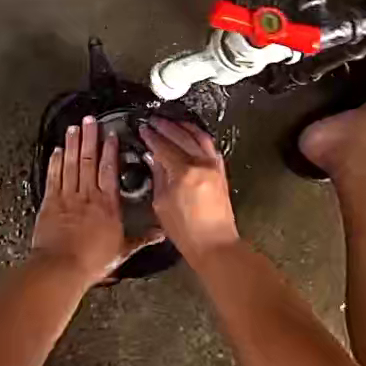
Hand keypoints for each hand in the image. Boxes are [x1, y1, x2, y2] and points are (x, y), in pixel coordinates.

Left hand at [32, 116, 159, 282]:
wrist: (61, 268)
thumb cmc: (91, 261)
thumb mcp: (122, 251)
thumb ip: (142, 239)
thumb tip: (160, 234)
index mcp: (107, 205)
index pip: (110, 170)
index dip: (110, 150)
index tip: (111, 134)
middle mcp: (87, 195)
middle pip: (88, 159)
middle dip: (89, 137)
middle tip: (90, 120)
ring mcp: (67, 197)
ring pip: (70, 163)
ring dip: (72, 144)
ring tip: (74, 127)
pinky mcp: (50, 203)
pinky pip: (53, 176)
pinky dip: (54, 161)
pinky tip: (56, 150)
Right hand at [138, 118, 238, 262]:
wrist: (215, 244)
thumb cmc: (188, 232)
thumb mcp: (162, 204)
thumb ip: (158, 176)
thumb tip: (154, 159)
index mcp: (184, 172)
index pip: (163, 146)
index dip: (151, 136)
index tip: (144, 129)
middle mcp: (201, 165)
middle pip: (181, 135)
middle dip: (166, 126)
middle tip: (154, 121)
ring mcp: (214, 167)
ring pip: (198, 136)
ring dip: (183, 126)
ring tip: (172, 122)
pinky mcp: (221, 172)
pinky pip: (209, 146)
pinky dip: (198, 136)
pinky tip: (191, 135)